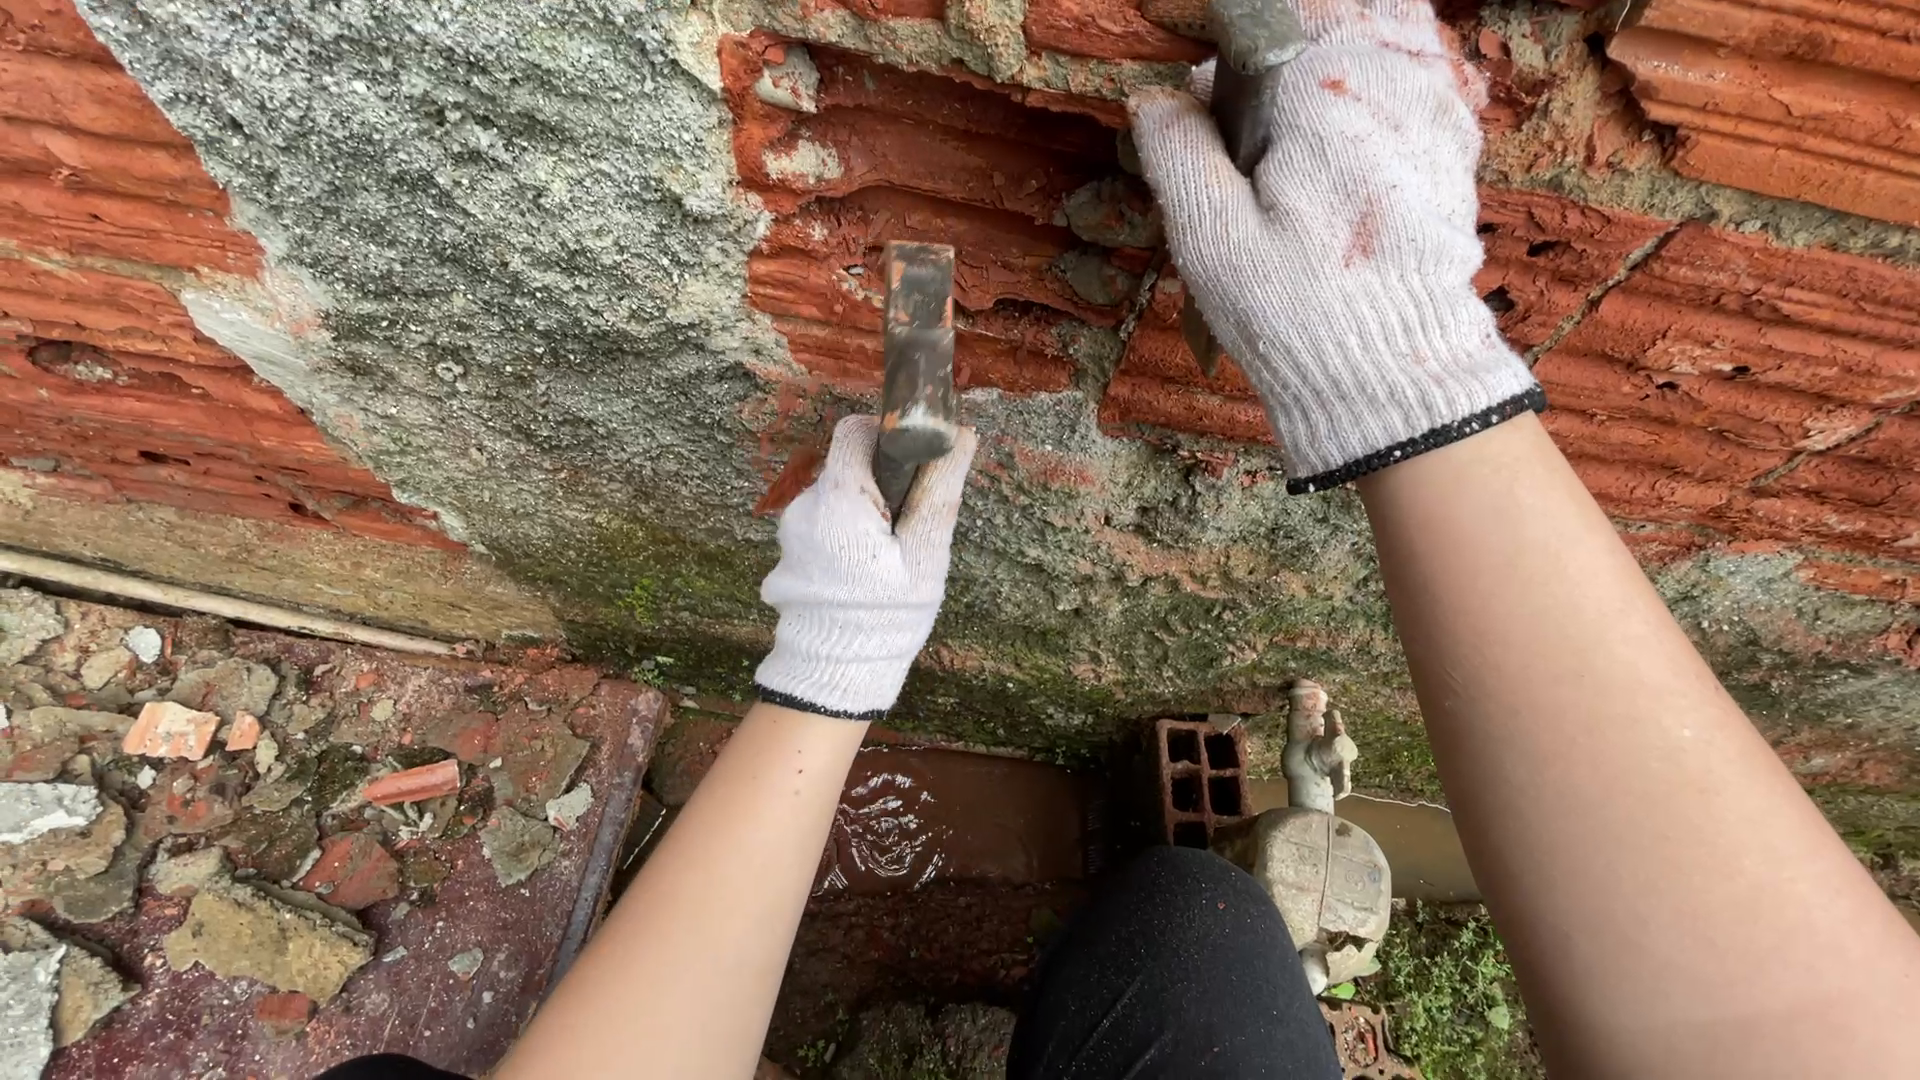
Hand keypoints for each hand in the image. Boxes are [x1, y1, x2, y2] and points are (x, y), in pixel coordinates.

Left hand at [754, 415, 977, 718]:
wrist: (834, 676)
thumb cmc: (886, 617)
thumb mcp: (925, 556)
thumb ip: (939, 492)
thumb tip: (962, 434)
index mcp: (838, 501)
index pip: (855, 431)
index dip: (887, 439)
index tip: (911, 472)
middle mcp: (804, 507)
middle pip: (849, 466)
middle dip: (881, 485)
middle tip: (905, 530)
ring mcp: (790, 531)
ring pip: (838, 496)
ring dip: (864, 512)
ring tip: (884, 560)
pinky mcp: (788, 550)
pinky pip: (824, 522)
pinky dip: (846, 534)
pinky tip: (861, 572)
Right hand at [1127, 0, 1541, 492]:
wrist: (1389, 373)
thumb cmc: (1294, 310)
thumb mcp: (1212, 241)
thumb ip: (1178, 154)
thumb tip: (1153, 95)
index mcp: (1325, 84)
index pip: (1264, 5)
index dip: (1214, 21)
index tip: (1183, 52)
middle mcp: (1396, 70)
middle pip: (1328, 4)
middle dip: (1270, 34)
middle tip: (1227, 86)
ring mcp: (1437, 97)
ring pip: (1379, 18)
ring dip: (1321, 42)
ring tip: (1273, 97)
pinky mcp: (1452, 133)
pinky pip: (1415, 60)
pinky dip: (1368, 68)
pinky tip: (1333, 117)